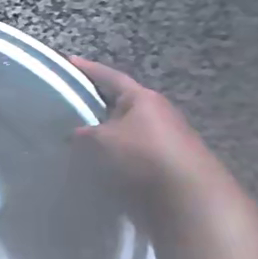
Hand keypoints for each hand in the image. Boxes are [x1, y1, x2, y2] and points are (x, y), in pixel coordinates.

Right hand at [71, 57, 238, 207]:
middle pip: (120, 103)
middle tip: (70, 106)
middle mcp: (157, 112)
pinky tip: (101, 164)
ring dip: (106, 133)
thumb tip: (75, 135)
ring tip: (80, 140)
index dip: (88, 69)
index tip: (69, 61)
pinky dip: (116, 154)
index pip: (110, 77)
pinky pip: (133, 152)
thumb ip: (84, 133)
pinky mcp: (167, 163)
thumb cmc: (143, 156)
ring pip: (126, 129)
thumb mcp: (102, 140)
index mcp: (142, 98)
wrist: (188, 197)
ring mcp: (165, 138)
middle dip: (97, 105)